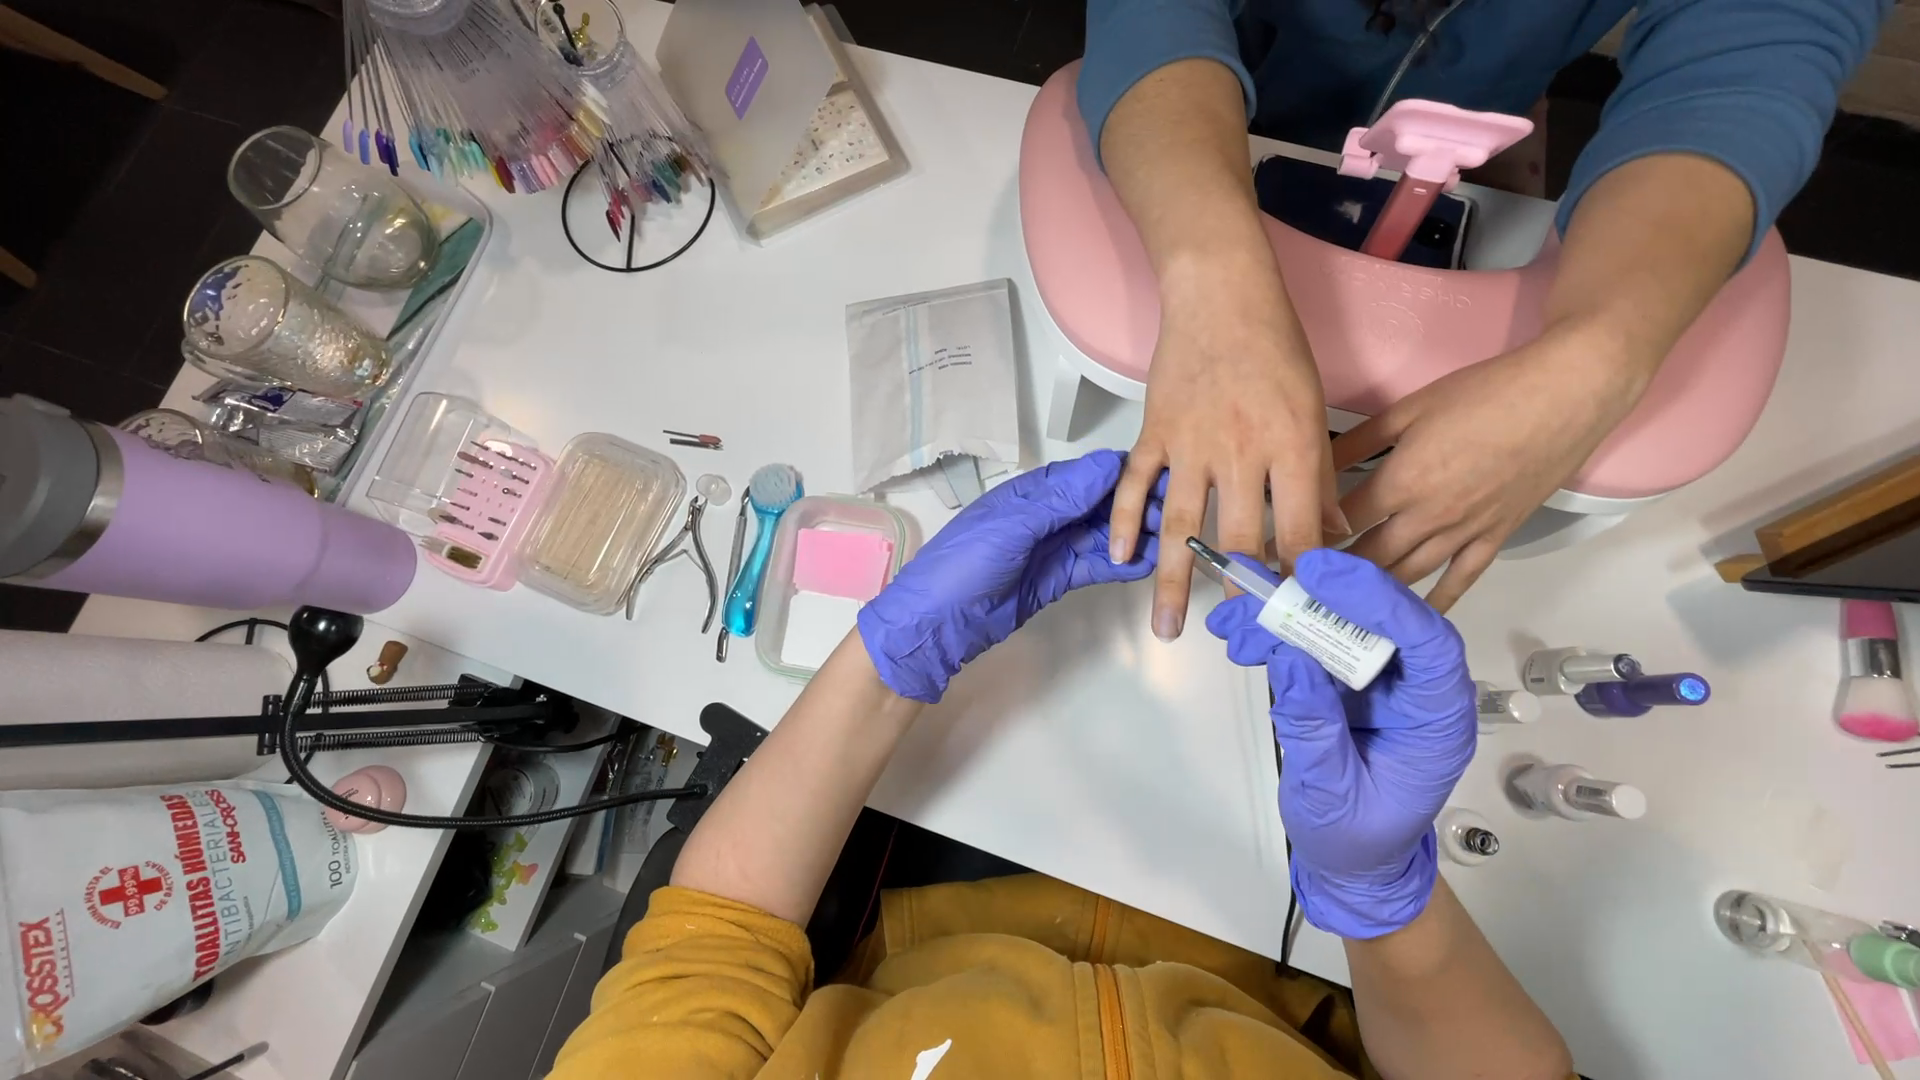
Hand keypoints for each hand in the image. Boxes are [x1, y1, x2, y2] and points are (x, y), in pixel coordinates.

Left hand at [858, 449, 1163, 702]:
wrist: (937, 626)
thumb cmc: (964, 566)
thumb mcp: (1011, 528)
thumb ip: (1059, 499)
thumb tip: (1108, 465)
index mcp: (1030, 494)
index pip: (1085, 477)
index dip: (1124, 478)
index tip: (1165, 478)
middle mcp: (1044, 516)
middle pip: (1099, 507)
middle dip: (1136, 509)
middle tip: (1178, 517)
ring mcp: (1050, 549)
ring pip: (1101, 537)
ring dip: (1133, 539)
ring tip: (1173, 542)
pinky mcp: (1054, 580)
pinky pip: (1092, 566)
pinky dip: (1118, 565)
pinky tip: (1146, 565)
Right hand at [1109, 283, 1341, 642]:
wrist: (1219, 296)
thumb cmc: (1276, 347)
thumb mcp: (1313, 407)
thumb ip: (1317, 472)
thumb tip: (1330, 533)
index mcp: (1289, 445)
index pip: (1298, 527)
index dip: (1300, 575)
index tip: (1299, 611)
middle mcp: (1239, 454)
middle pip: (1239, 536)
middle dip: (1240, 590)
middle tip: (1239, 631)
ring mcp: (1189, 446)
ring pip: (1180, 524)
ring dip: (1173, 580)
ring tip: (1167, 628)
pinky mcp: (1154, 434)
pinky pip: (1135, 484)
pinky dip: (1123, 521)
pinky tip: (1121, 559)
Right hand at [1206, 548, 1474, 938]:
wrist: (1351, 860)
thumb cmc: (1355, 838)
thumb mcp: (1332, 793)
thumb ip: (1313, 729)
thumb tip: (1290, 657)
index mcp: (1436, 717)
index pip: (1427, 641)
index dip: (1379, 598)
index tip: (1321, 574)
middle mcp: (1411, 687)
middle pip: (1377, 620)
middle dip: (1318, 598)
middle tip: (1263, 584)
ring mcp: (1374, 681)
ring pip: (1337, 625)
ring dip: (1282, 614)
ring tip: (1232, 621)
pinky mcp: (1340, 681)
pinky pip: (1311, 644)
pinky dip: (1272, 633)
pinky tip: (1239, 634)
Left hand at [1331, 324, 1652, 610]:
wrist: (1567, 393)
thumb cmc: (1483, 394)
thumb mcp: (1407, 410)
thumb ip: (1356, 442)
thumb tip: (1312, 462)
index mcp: (1400, 483)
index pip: (1341, 523)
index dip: (1311, 538)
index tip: (1286, 553)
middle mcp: (1428, 517)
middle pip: (1368, 557)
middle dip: (1333, 576)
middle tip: (1303, 592)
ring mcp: (1465, 531)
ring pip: (1408, 573)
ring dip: (1373, 594)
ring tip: (1340, 611)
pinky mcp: (1497, 536)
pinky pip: (1461, 578)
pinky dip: (1436, 601)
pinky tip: (1413, 619)